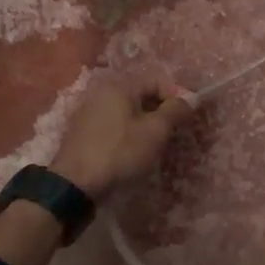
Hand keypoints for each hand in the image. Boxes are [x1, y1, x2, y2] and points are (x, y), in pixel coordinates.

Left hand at [49, 73, 193, 200]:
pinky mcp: (81, 131)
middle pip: (141, 96)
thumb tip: (187, 100)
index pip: (157, 82)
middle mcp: (101, 92)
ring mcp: (88, 111)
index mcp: (119, 86)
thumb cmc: (122, 151)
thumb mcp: (157, 130)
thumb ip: (176, 110)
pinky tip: (131, 150)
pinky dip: (127, 132)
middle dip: (160, 112)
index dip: (176, 98)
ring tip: (154, 144)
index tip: (186, 118)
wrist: (76, 183)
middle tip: (172, 133)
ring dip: (145, 124)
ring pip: (127, 111)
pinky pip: (113, 124)